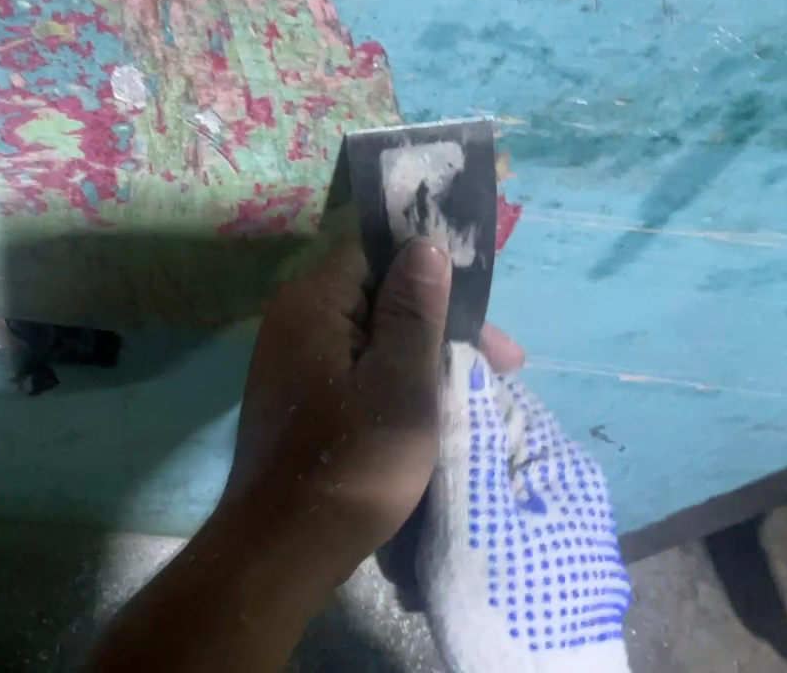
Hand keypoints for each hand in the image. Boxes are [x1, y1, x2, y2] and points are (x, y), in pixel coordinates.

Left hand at [221, 237, 452, 574]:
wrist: (284, 542)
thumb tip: (426, 244)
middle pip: (375, 294)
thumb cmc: (353, 459)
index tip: (478, 308)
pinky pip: (353, 364)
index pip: (373, 253)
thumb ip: (413, 309)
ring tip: (477, 386)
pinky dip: (393, 375)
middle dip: (436, 321)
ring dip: (421, 352)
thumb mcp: (400, 380)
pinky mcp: (297, 391)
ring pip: (369, 333)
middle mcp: (294, 316)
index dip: (429, 269)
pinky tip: (432, 402)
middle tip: (502, 362)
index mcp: (312, 301)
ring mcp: (291, 356)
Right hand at [419, 332, 630, 671]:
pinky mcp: (538, 546)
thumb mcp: (473, 507)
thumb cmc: (506, 595)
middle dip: (433, 464)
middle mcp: (559, 474)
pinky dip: (452, 532)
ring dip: (435, 503)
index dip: (439, 401)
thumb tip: (459, 350)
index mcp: (554, 454)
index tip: (401, 431)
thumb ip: (465, 429)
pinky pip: (482, 514)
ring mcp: (551, 513)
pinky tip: (429, 565)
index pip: (487, 390)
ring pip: (472, 477)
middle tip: (402, 508)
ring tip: (409, 549)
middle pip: (477, 435)